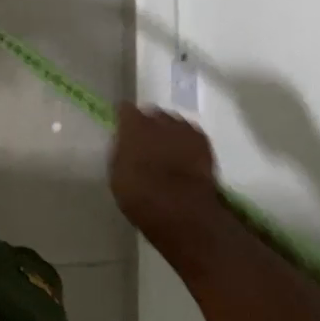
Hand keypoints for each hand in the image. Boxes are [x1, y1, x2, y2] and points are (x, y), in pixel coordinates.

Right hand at [110, 103, 223, 243]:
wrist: (183, 211)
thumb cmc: (142, 197)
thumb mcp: (117, 176)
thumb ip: (121, 152)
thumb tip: (125, 144)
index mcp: (133, 125)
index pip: (125, 109)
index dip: (124, 119)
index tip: (123, 129)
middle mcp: (158, 119)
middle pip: (151, 114)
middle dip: (149, 126)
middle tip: (147, 145)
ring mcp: (183, 128)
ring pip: (173, 122)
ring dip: (169, 133)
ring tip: (169, 152)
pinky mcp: (203, 141)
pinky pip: (191, 134)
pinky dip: (187, 143)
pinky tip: (186, 157)